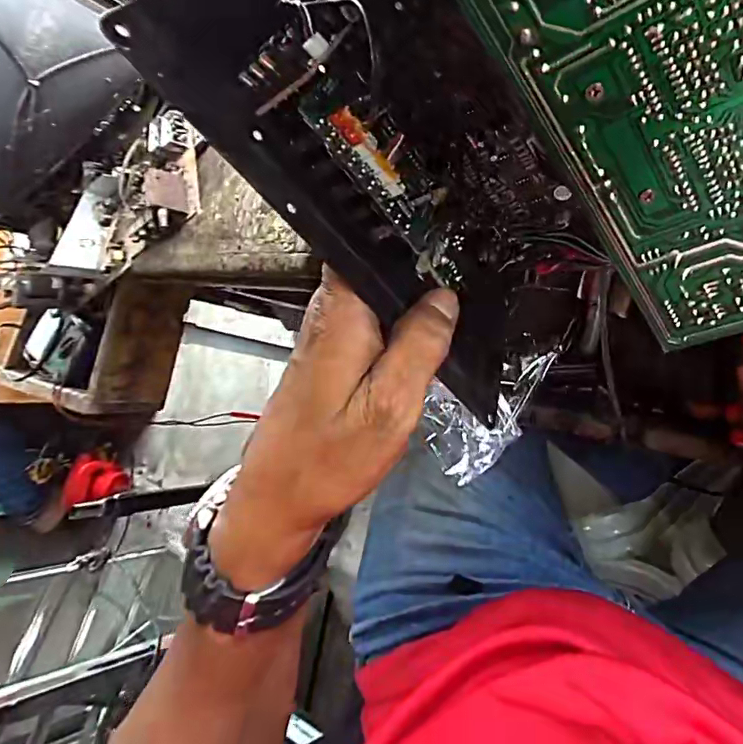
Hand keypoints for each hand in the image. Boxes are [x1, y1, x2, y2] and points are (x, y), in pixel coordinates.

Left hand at [210, 267, 457, 587]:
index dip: (416, 242)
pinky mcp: (332, 349)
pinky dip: (401, 326)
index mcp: (343, 311)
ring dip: (415, 303)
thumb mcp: (391, 405)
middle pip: (383, 267)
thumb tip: (445, 298)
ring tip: (451, 318)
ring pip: (382, 295)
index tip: (456, 252)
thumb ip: (421, 346)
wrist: (277, 501)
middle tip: (465, 294)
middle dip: (424, 274)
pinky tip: (423, 342)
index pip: (376, 246)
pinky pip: (375, 319)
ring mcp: (330, 329)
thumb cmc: (330, 457)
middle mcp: (331, 310)